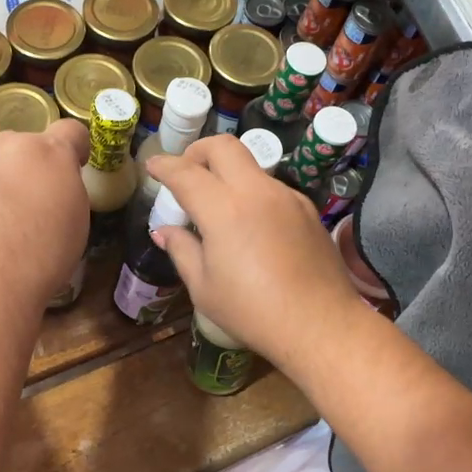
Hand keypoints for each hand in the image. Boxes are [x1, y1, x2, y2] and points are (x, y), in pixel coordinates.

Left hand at [0, 118, 90, 308]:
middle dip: (28, 170)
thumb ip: (66, 195)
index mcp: (52, 154)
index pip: (71, 131)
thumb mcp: (74, 225)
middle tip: (28, 208)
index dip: (74, 149)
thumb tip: (52, 192)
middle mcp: (10, 146)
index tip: (72, 168)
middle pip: (24, 148)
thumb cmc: (40, 257)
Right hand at [144, 135, 362, 372]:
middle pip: (223, 147)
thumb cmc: (253, 312)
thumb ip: (182, 251)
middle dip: (197, 152)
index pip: (186, 173)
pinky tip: (249, 226)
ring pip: (250, 166)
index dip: (164, 166)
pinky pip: (271, 188)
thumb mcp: (204, 289)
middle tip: (185, 173)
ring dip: (227, 174)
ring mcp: (287, 197)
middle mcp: (257, 192)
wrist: (320, 324)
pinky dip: (251, 194)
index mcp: (224, 210)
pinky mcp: (307, 209)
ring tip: (217, 207)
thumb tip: (164, 231)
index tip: (152, 166)